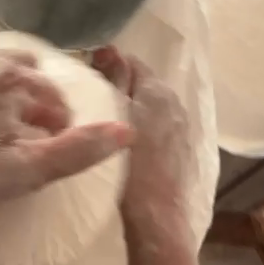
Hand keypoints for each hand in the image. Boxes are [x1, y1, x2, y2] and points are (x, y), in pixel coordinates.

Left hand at [0, 43, 131, 225]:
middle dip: (39, 109)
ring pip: (5, 69)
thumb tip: (125, 132)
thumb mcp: (26, 171)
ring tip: (8, 130)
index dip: (59, 134)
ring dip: (16, 92)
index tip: (46, 159)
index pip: (57, 103)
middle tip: (28, 146)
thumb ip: (77, 150)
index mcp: (13, 78)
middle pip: (34, 81)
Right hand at [92, 46, 198, 239]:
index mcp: (158, 92)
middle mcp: (174, 104)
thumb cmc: (129, 165)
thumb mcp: (114, 117)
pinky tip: (121, 142)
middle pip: (142, 84)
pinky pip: (155, 126)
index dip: (107, 64)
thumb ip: (115, 82)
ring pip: (148, 106)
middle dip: (118, 86)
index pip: (131, 63)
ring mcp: (180, 128)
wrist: (156, 215)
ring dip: (128, 107)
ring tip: (100, 121)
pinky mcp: (179, 150)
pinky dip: (138, 126)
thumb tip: (109, 49)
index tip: (83, 76)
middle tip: (87, 100)